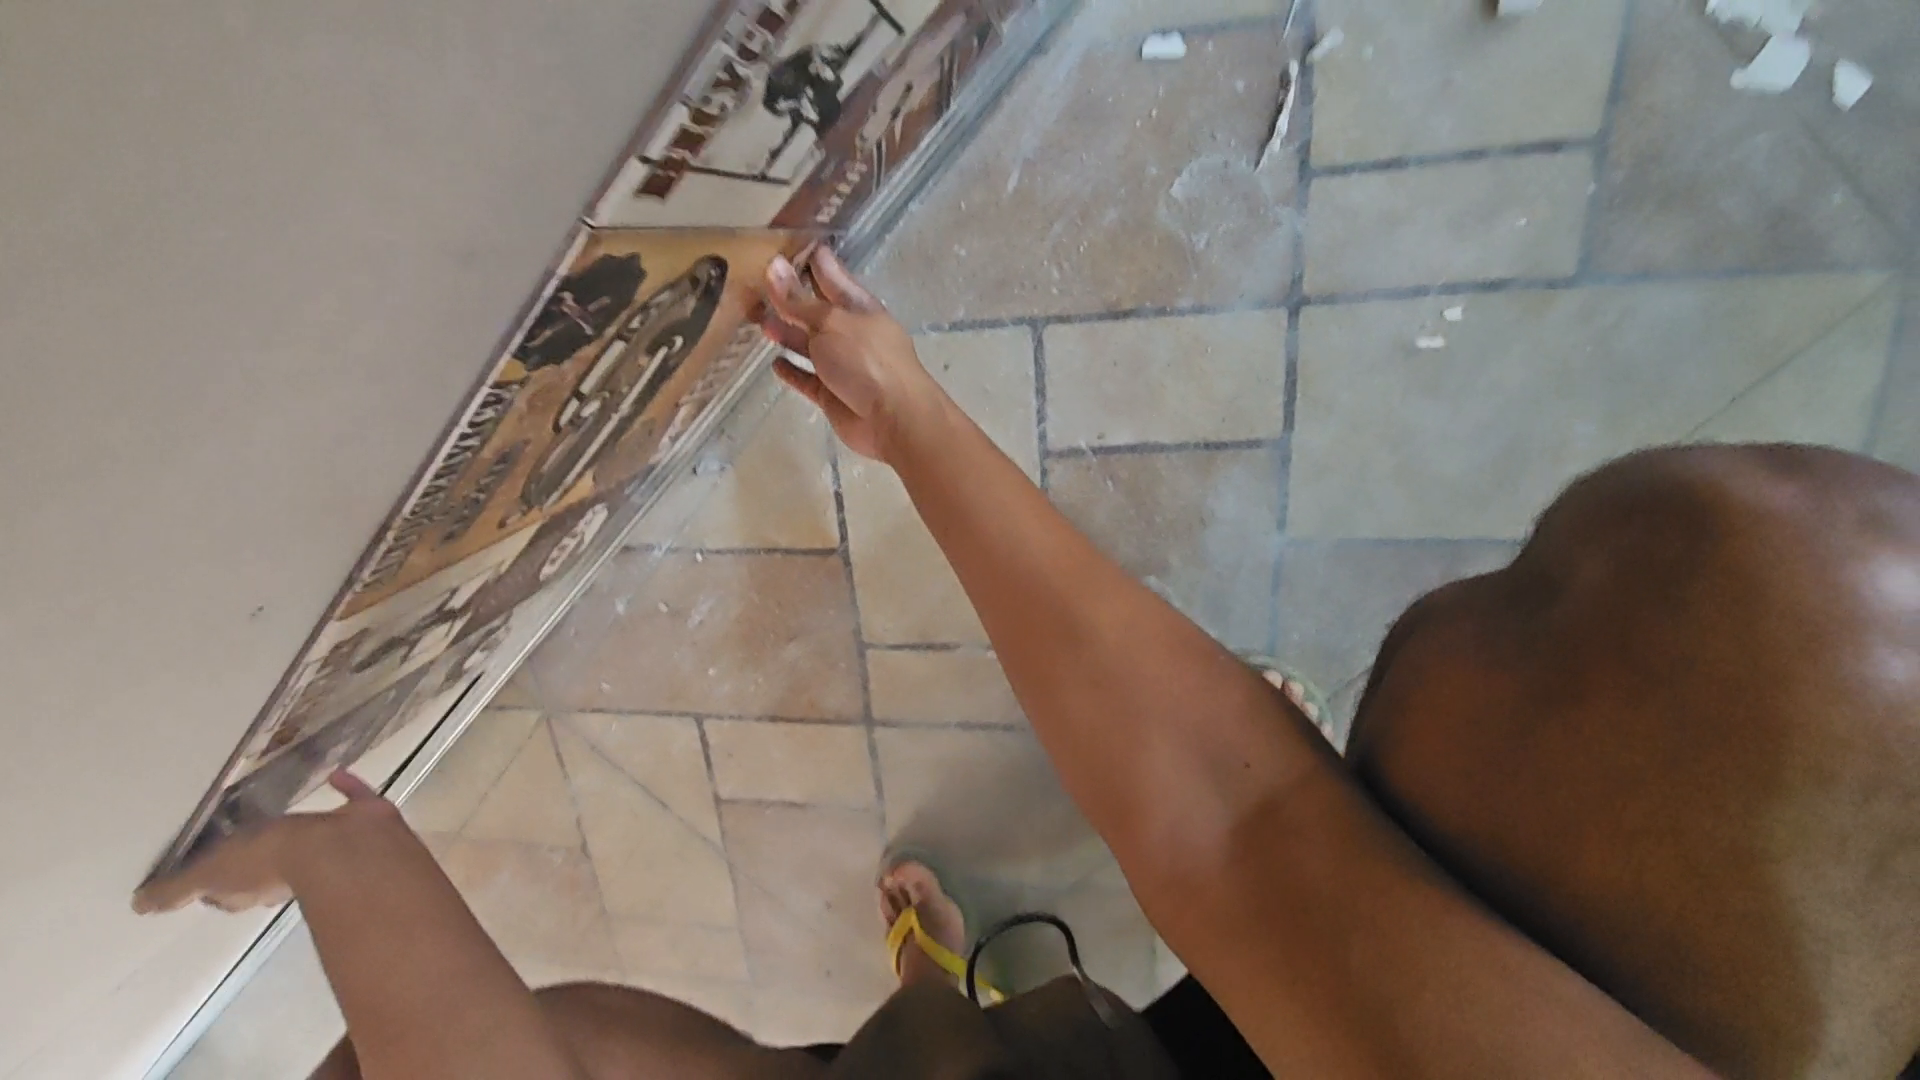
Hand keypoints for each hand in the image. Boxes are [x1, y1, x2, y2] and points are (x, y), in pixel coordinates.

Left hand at [133, 770, 395, 914]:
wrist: (339, 846)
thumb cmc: (270, 860)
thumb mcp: (210, 874)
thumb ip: (179, 888)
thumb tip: (141, 906)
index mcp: (252, 887)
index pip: (224, 889)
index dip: (211, 879)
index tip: (202, 861)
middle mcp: (289, 872)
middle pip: (265, 865)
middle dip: (257, 851)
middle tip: (246, 829)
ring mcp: (328, 845)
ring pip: (308, 836)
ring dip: (297, 822)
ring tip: (286, 797)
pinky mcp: (358, 819)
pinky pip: (351, 800)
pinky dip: (346, 787)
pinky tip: (338, 773)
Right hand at [759, 248, 946, 463]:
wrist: (894, 418)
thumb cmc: (866, 360)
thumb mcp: (831, 323)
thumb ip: (800, 301)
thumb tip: (774, 266)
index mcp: (858, 307)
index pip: (831, 276)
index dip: (811, 260)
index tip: (785, 244)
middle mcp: (851, 333)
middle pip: (816, 311)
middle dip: (790, 298)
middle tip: (755, 283)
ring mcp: (843, 365)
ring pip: (809, 345)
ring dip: (786, 333)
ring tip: (757, 320)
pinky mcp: (832, 394)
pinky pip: (808, 379)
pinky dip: (793, 371)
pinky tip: (775, 363)